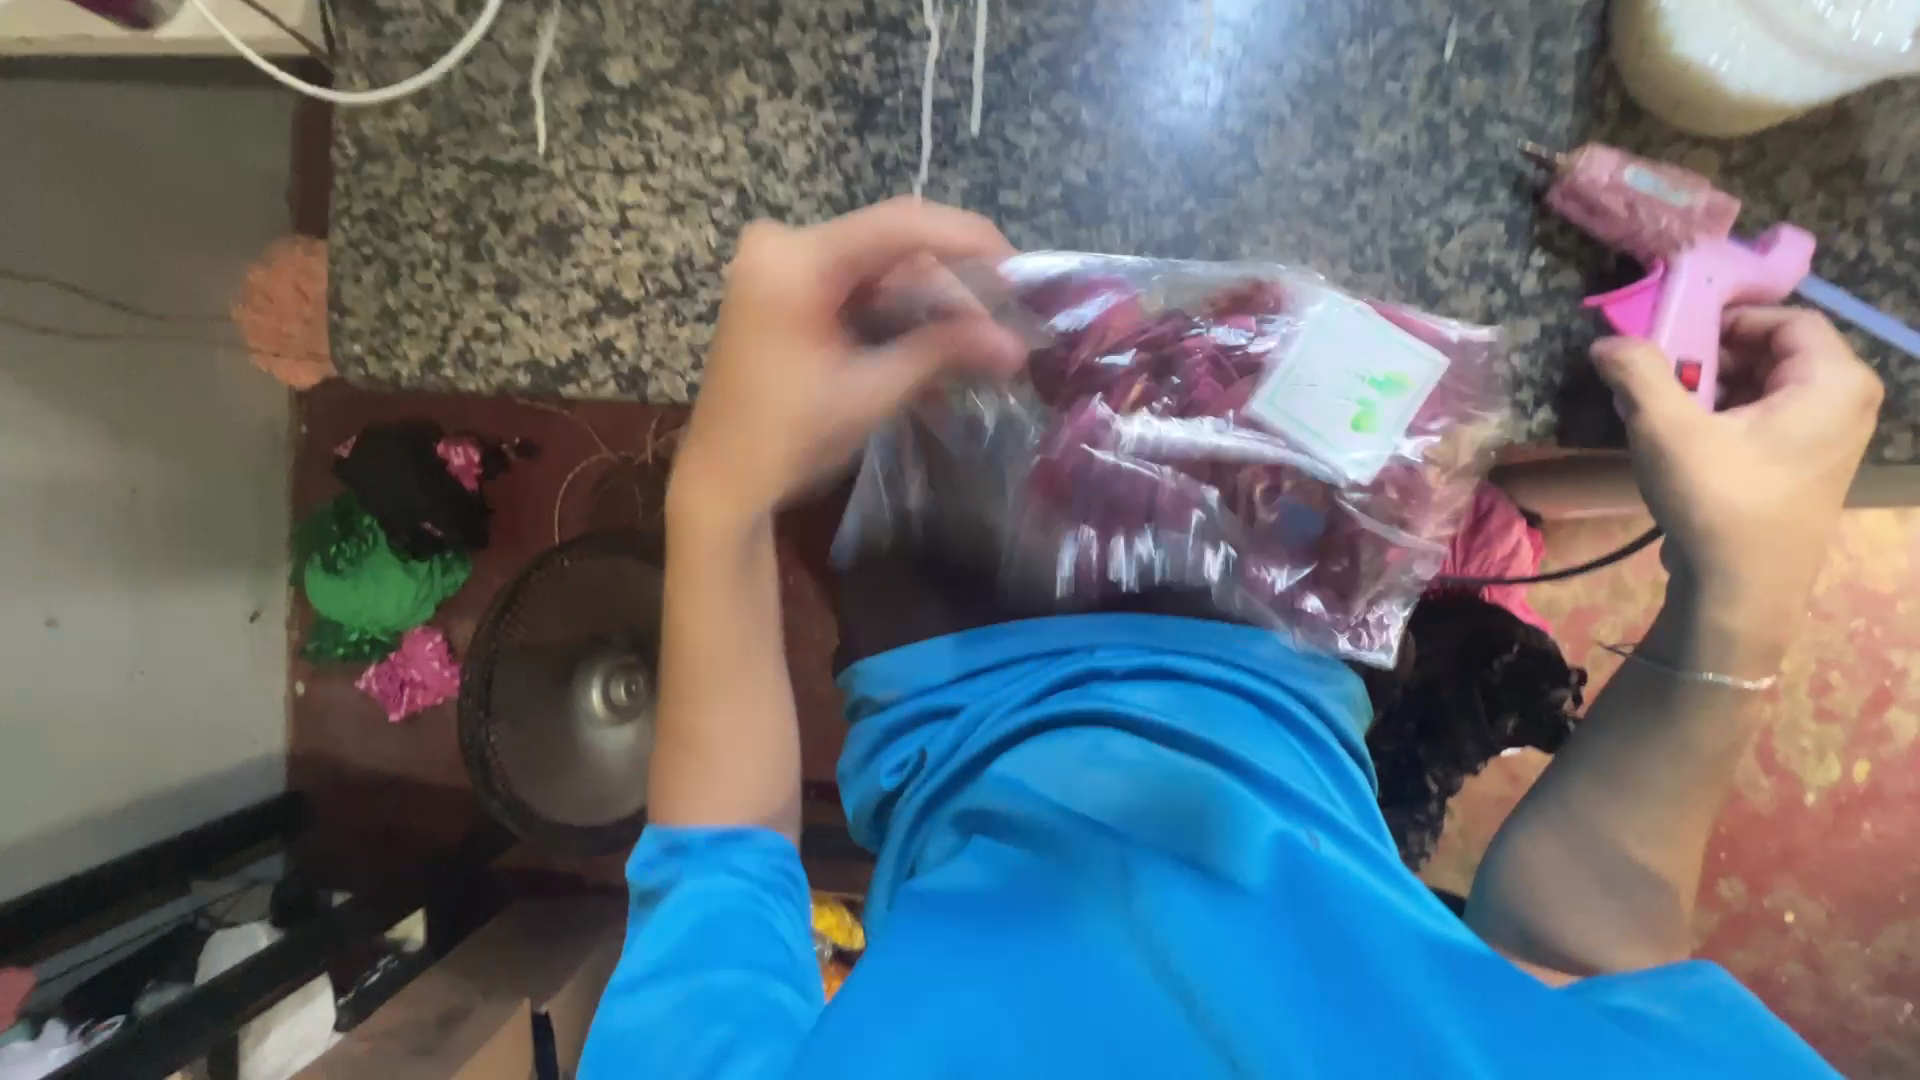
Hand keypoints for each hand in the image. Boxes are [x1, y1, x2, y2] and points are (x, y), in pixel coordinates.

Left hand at [668, 198, 1026, 526]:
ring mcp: (780, 267)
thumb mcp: (872, 392)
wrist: (725, 480)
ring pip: (879, 272)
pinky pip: (856, 291)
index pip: (900, 227)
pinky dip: (896, 319)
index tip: (1020, 269)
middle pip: (891, 250)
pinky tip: (936, 349)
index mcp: (795, 261)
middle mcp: (784, 246)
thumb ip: (943, 354)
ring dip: (928, 309)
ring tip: (978, 347)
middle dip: (951, 291)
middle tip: (1002, 329)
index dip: (967, 241)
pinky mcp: (784, 292)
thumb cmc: (790, 439)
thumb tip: (1016, 346)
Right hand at [1592, 308, 1881, 659]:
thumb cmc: (1717, 497)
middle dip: (1706, 357)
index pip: (1785, 321)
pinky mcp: (1796, 465)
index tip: (1668, 334)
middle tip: (1651, 375)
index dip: (1725, 319)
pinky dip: (1714, 416)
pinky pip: (1757, 419)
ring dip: (1703, 389)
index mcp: (1832, 382)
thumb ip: (1638, 375)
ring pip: (1759, 388)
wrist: (1741, 582)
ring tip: (1652, 408)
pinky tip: (1671, 438)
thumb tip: (1607, 342)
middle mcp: (1841, 402)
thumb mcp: (1666, 428)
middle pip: (1771, 354)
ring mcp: (1822, 437)